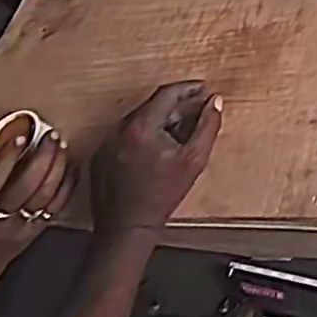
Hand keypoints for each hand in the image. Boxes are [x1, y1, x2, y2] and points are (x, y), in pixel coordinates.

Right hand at [0, 126, 74, 285]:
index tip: (20, 137)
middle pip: (24, 187)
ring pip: (45, 195)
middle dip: (41, 158)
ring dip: (57, 167)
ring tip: (60, 145)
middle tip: (50, 135)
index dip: (6, 159)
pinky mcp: (35, 233)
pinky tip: (71, 165)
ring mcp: (18, 230)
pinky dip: (68, 183)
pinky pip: (57, 206)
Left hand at [90, 82, 222, 234]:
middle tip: (198, 111)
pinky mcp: (101, 155)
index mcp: (141, 126)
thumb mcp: (194, 159)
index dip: (190, 88)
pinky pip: (128, 134)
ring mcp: (107, 142)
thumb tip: (214, 101)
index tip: (204, 89)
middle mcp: (119, 129)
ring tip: (181, 132)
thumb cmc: (161, 195)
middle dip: (178, 106)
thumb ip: (208, 125)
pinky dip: (145, 133)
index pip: (167, 93)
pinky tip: (160, 148)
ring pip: (140, 119)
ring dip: (162, 119)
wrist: (127, 228)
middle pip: (153, 105)